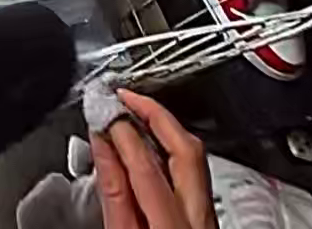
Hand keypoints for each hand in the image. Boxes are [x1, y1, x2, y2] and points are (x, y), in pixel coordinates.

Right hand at [92, 89, 213, 228]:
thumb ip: (114, 195)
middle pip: (186, 149)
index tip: (101, 111)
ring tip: (132, 110)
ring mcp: (211, 224)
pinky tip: (147, 142)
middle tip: (123, 96)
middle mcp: (201, 225)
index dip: (121, 130)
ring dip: (162, 125)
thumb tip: (102, 145)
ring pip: (195, 156)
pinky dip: (168, 147)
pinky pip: (193, 171)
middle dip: (153, 113)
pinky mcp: (210, 222)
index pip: (146, 165)